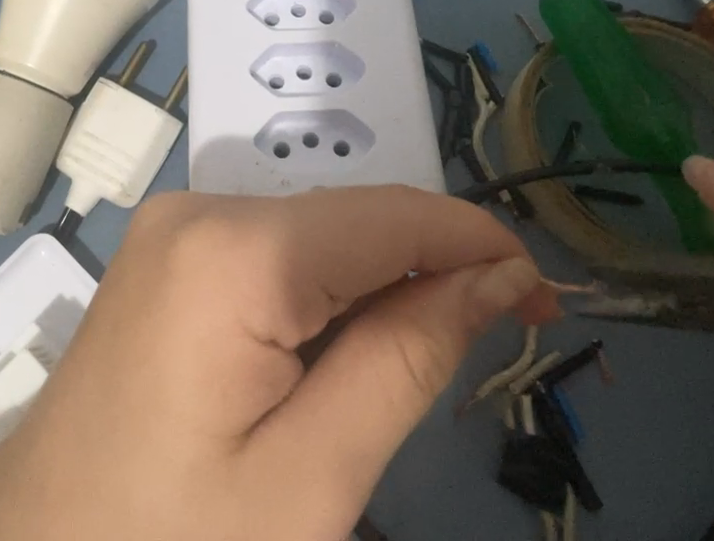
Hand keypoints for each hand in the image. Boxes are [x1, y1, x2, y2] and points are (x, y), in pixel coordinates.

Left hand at [0, 185, 557, 540]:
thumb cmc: (171, 534)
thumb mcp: (313, 472)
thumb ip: (408, 356)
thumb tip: (495, 277)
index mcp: (238, 248)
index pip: (392, 214)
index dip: (478, 246)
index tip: (543, 299)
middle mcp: (203, 205)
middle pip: (354, 218)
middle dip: (431, 267)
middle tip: (496, 336)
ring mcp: (178, 222)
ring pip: (320, 231)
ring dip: (381, 281)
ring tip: (419, 354)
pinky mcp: (171, 249)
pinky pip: (277, 247)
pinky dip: (328, 287)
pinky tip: (342, 346)